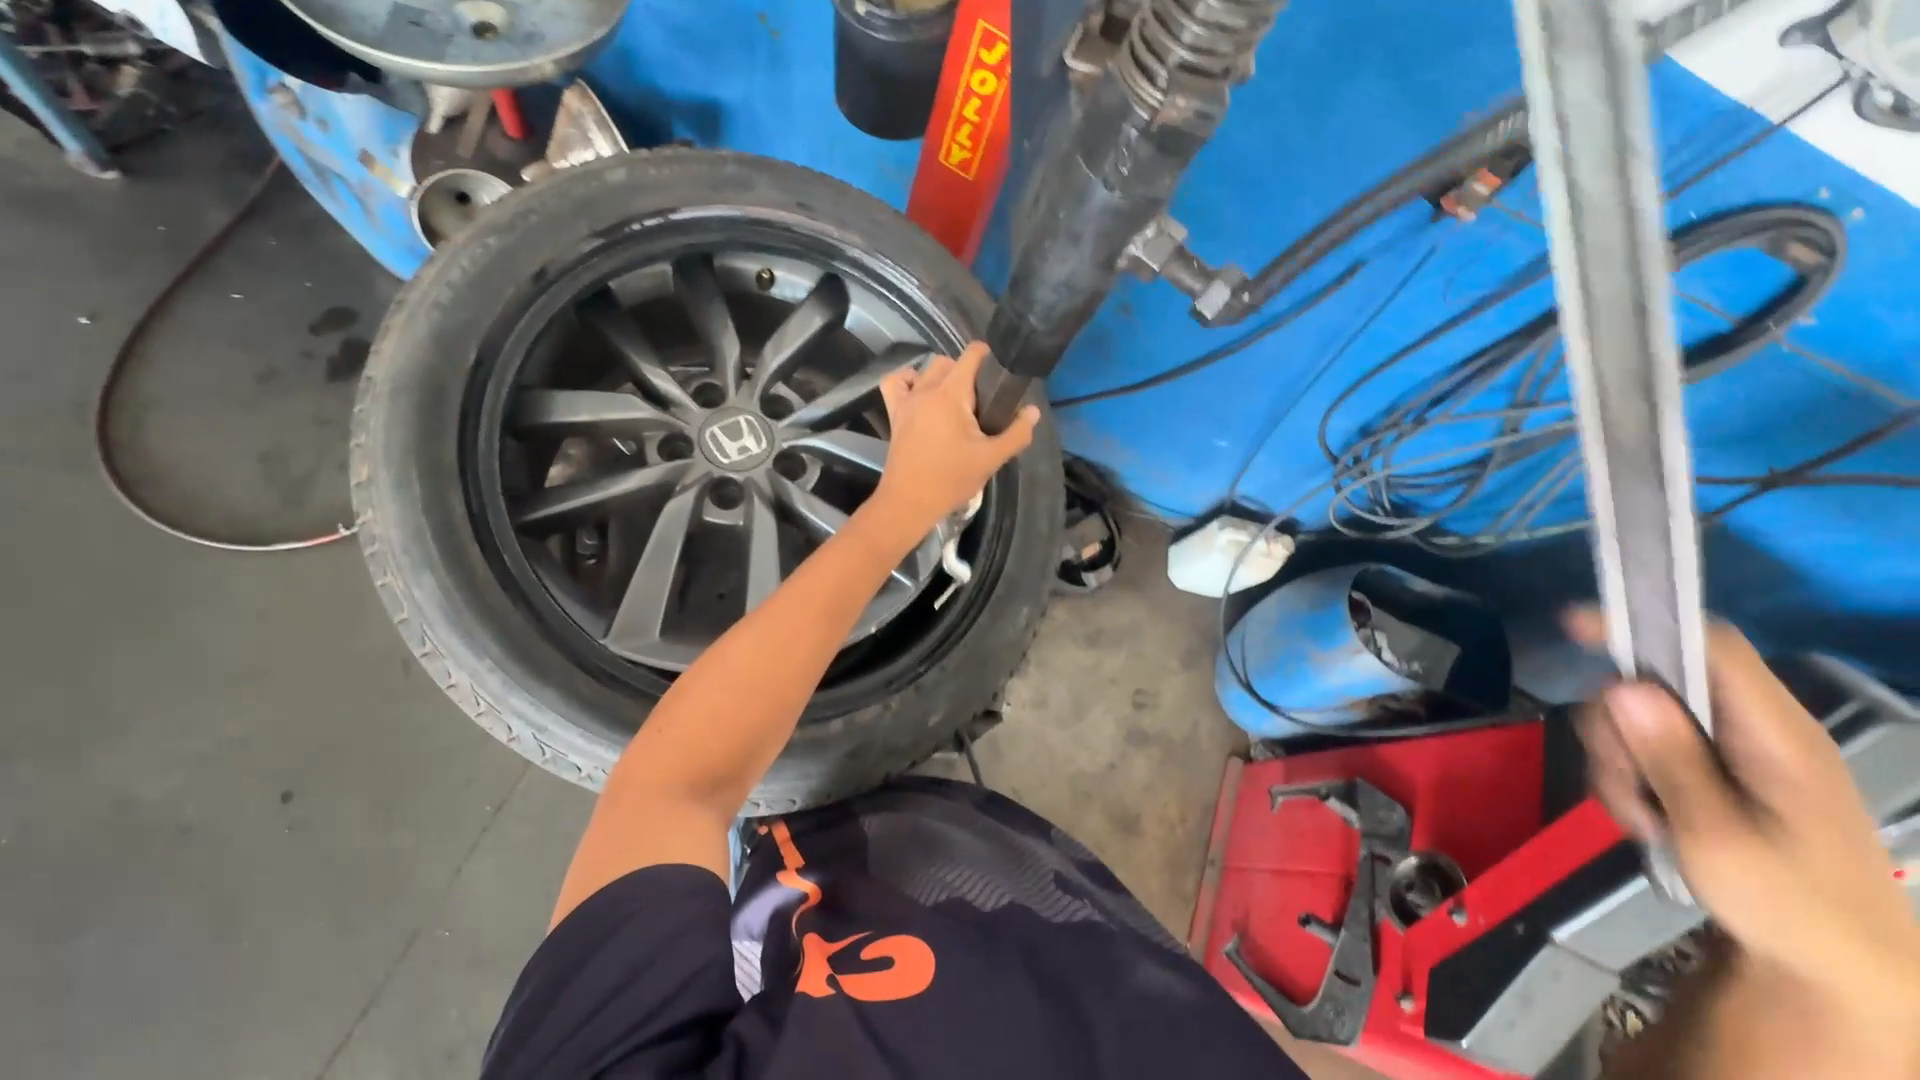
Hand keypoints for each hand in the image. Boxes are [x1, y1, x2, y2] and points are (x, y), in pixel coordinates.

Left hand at [867, 341, 1039, 538]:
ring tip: (955, 401)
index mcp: (951, 394)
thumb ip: (1016, 433)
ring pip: (925, 370)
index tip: (999, 371)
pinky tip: (920, 394)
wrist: (909, 502)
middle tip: (981, 400)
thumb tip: (1033, 411)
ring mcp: (907, 401)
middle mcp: (926, 390)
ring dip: (942, 376)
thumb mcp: (991, 459)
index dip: (988, 355)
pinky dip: (908, 380)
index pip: (971, 355)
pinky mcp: (895, 414)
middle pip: (949, 362)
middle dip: (967, 372)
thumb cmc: (951, 479)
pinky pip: (896, 383)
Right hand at [1571, 611, 1919, 1063]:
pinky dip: (1634, 780)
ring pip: (1643, 722)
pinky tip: (1650, 821)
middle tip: (1623, 788)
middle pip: (1656, 686)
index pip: (1710, 646)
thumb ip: (1671, 760)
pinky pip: (1653, 750)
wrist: (1845, 967)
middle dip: (1617, 731)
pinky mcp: (1724, 772)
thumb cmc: (1790, 904)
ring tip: (1642, 820)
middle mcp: (1757, 727)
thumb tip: (1623, 688)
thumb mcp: (1717, 838)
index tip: (1576, 627)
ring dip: (1622, 765)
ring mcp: (1740, 749)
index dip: (1645, 625)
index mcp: (1775, 733)